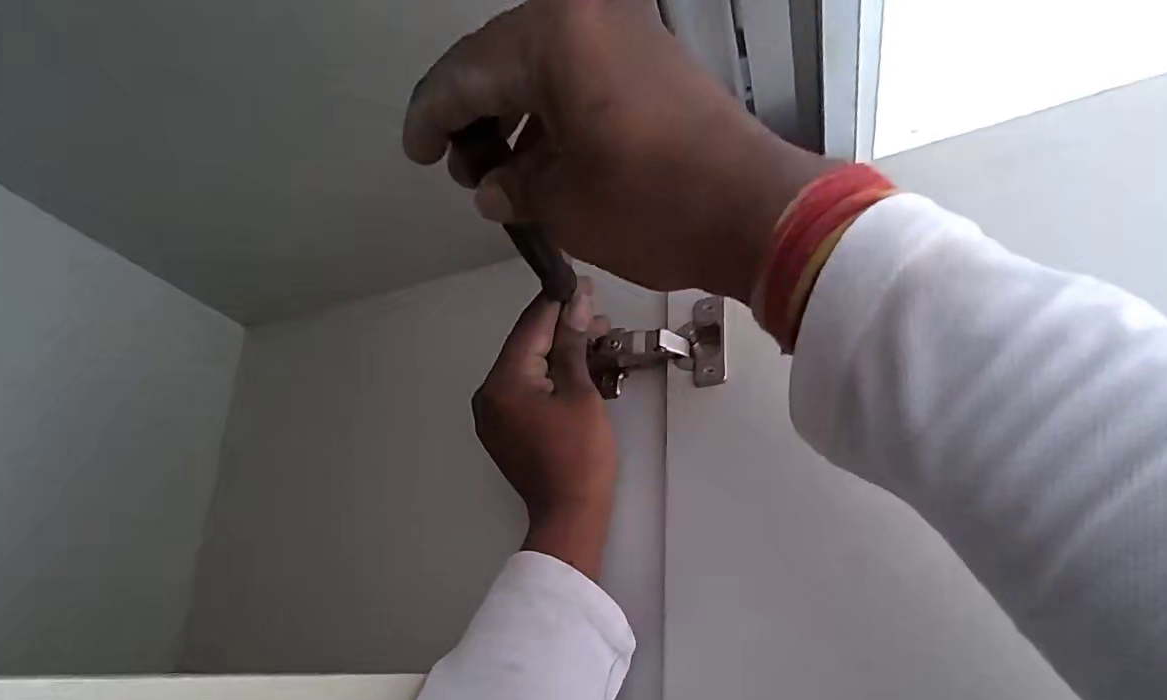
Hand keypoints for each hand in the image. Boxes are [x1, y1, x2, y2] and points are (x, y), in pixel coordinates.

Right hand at [404, 0, 832, 303]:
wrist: (752, 213)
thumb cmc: (651, 209)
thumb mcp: (566, 207)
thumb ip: (514, 188)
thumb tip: (490, 187)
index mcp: (552, 36)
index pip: (465, 73)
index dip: (431, 117)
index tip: (414, 153)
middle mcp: (587, 16)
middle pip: (504, 62)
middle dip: (475, 119)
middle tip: (463, 172)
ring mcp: (627, 36)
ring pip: (545, 74)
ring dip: (517, 125)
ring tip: (501, 178)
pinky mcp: (654, 67)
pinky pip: (584, 85)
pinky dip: (557, 123)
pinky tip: (547, 164)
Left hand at [474, 283, 617, 577]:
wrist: (571, 513)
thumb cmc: (581, 456)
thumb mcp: (581, 393)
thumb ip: (573, 343)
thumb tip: (575, 302)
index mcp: (503, 383)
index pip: (530, 327)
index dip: (558, 303)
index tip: (582, 284)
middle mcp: (488, 395)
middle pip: (527, 348)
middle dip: (563, 331)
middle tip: (600, 323)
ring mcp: (493, 416)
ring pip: (528, 371)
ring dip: (559, 356)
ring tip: (596, 346)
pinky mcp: (504, 432)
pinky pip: (526, 393)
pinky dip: (550, 381)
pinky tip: (577, 372)